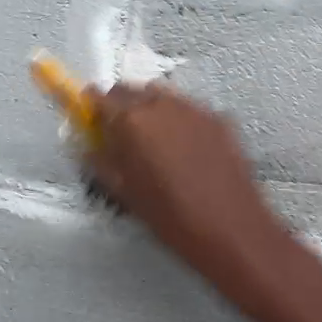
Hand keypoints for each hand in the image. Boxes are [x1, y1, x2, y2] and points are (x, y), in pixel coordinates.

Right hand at [84, 83, 274, 270]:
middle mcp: (160, 104)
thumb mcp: (124, 192)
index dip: (91, 107)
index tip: (91, 120)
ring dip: (149, 109)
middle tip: (121, 135)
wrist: (232, 231)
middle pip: (130, 90)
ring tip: (155, 141)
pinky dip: (178, 120)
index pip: (99, 96)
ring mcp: (192, 108)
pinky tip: (185, 150)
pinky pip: (187, 109)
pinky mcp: (218, 118)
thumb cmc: (170, 216)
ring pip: (160, 96)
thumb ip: (100, 162)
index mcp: (131, 120)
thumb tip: (88, 147)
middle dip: (120, 106)